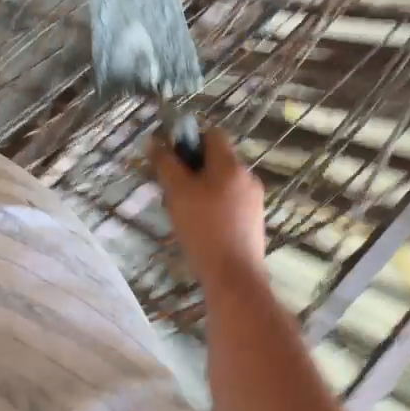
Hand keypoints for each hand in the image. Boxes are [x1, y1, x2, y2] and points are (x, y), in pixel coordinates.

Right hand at [152, 128, 266, 279]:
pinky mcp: (253, 221)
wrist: (234, 277)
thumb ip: (165, 162)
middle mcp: (247, 177)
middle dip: (191, 167)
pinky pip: (229, 200)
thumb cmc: (203, 226)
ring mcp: (253, 201)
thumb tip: (155, 140)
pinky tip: (198, 224)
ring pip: (220, 181)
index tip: (172, 157)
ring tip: (182, 209)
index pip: (211, 134)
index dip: (189, 138)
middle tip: (171, 186)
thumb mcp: (176, 190)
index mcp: (231, 165)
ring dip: (200, 187)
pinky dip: (213, 204)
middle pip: (215, 158)